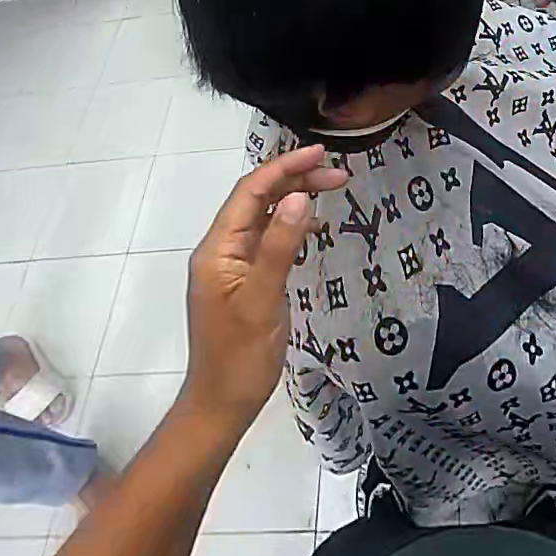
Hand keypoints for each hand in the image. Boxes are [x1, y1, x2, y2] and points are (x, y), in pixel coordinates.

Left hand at [181, 145, 348, 419]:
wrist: (223, 402)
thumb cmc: (241, 355)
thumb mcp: (262, 299)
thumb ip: (279, 246)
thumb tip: (300, 198)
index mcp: (217, 249)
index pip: (250, 193)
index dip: (283, 168)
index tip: (319, 153)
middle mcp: (223, 249)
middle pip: (258, 199)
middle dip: (295, 179)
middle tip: (338, 174)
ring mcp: (235, 264)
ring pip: (266, 216)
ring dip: (296, 197)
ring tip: (333, 187)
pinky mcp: (249, 278)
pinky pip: (271, 237)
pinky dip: (294, 222)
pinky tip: (315, 223)